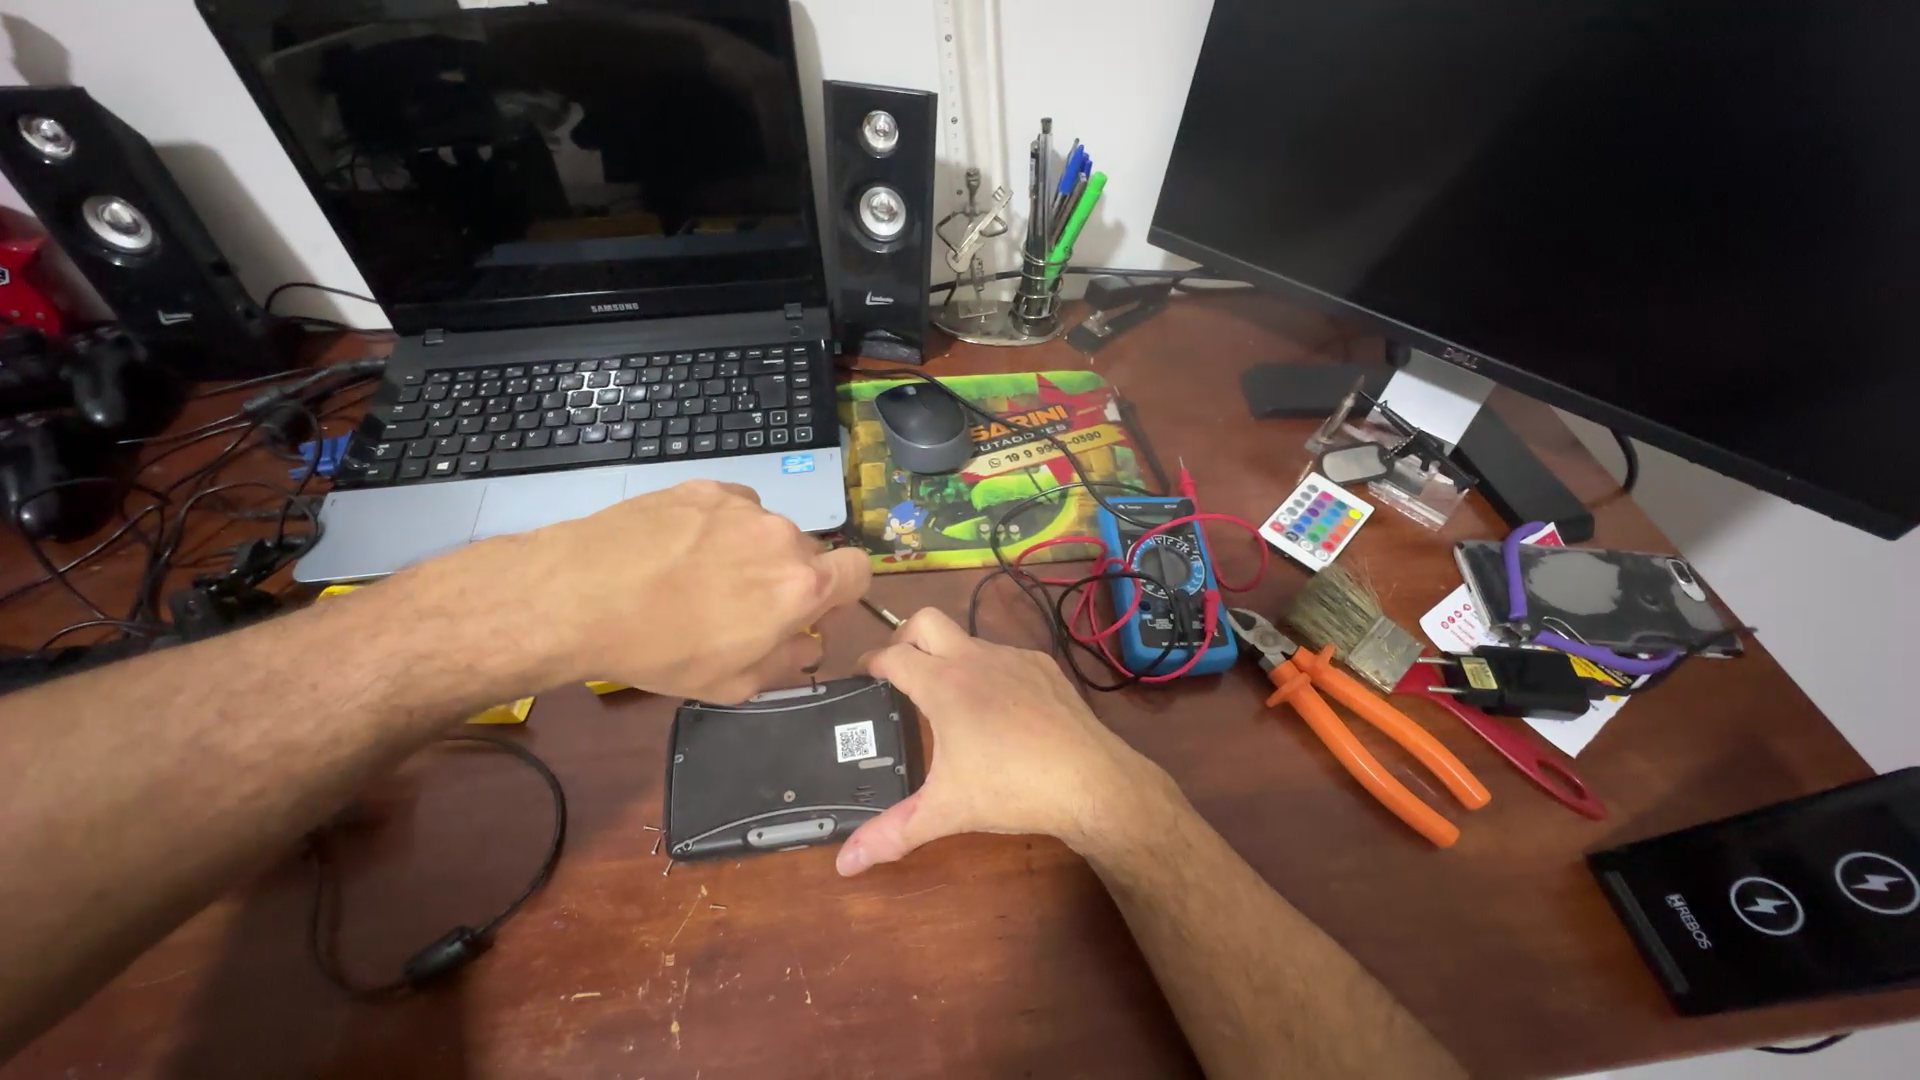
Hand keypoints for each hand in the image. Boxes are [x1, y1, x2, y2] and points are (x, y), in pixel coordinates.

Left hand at [404, 480, 868, 700]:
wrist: (578, 596)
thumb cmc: (660, 650)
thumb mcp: (733, 684)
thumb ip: (789, 663)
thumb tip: (808, 644)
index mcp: (800, 585)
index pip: (860, 571)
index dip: (843, 593)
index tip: (812, 610)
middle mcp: (781, 536)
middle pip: (810, 553)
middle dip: (790, 577)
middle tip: (743, 603)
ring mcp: (742, 507)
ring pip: (769, 530)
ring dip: (753, 552)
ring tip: (700, 575)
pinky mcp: (704, 488)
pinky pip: (733, 509)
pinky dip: (720, 529)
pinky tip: (681, 550)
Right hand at [835, 608, 1177, 875]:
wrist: (1091, 779)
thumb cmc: (1011, 788)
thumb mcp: (946, 810)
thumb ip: (891, 834)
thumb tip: (845, 863)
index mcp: (943, 684)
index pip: (891, 655)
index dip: (870, 663)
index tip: (861, 676)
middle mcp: (975, 659)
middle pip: (925, 620)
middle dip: (904, 637)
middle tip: (898, 671)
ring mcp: (1013, 658)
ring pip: (967, 638)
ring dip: (949, 656)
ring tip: (947, 697)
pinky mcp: (1044, 667)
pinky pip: (1004, 656)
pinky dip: (989, 671)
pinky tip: (998, 708)